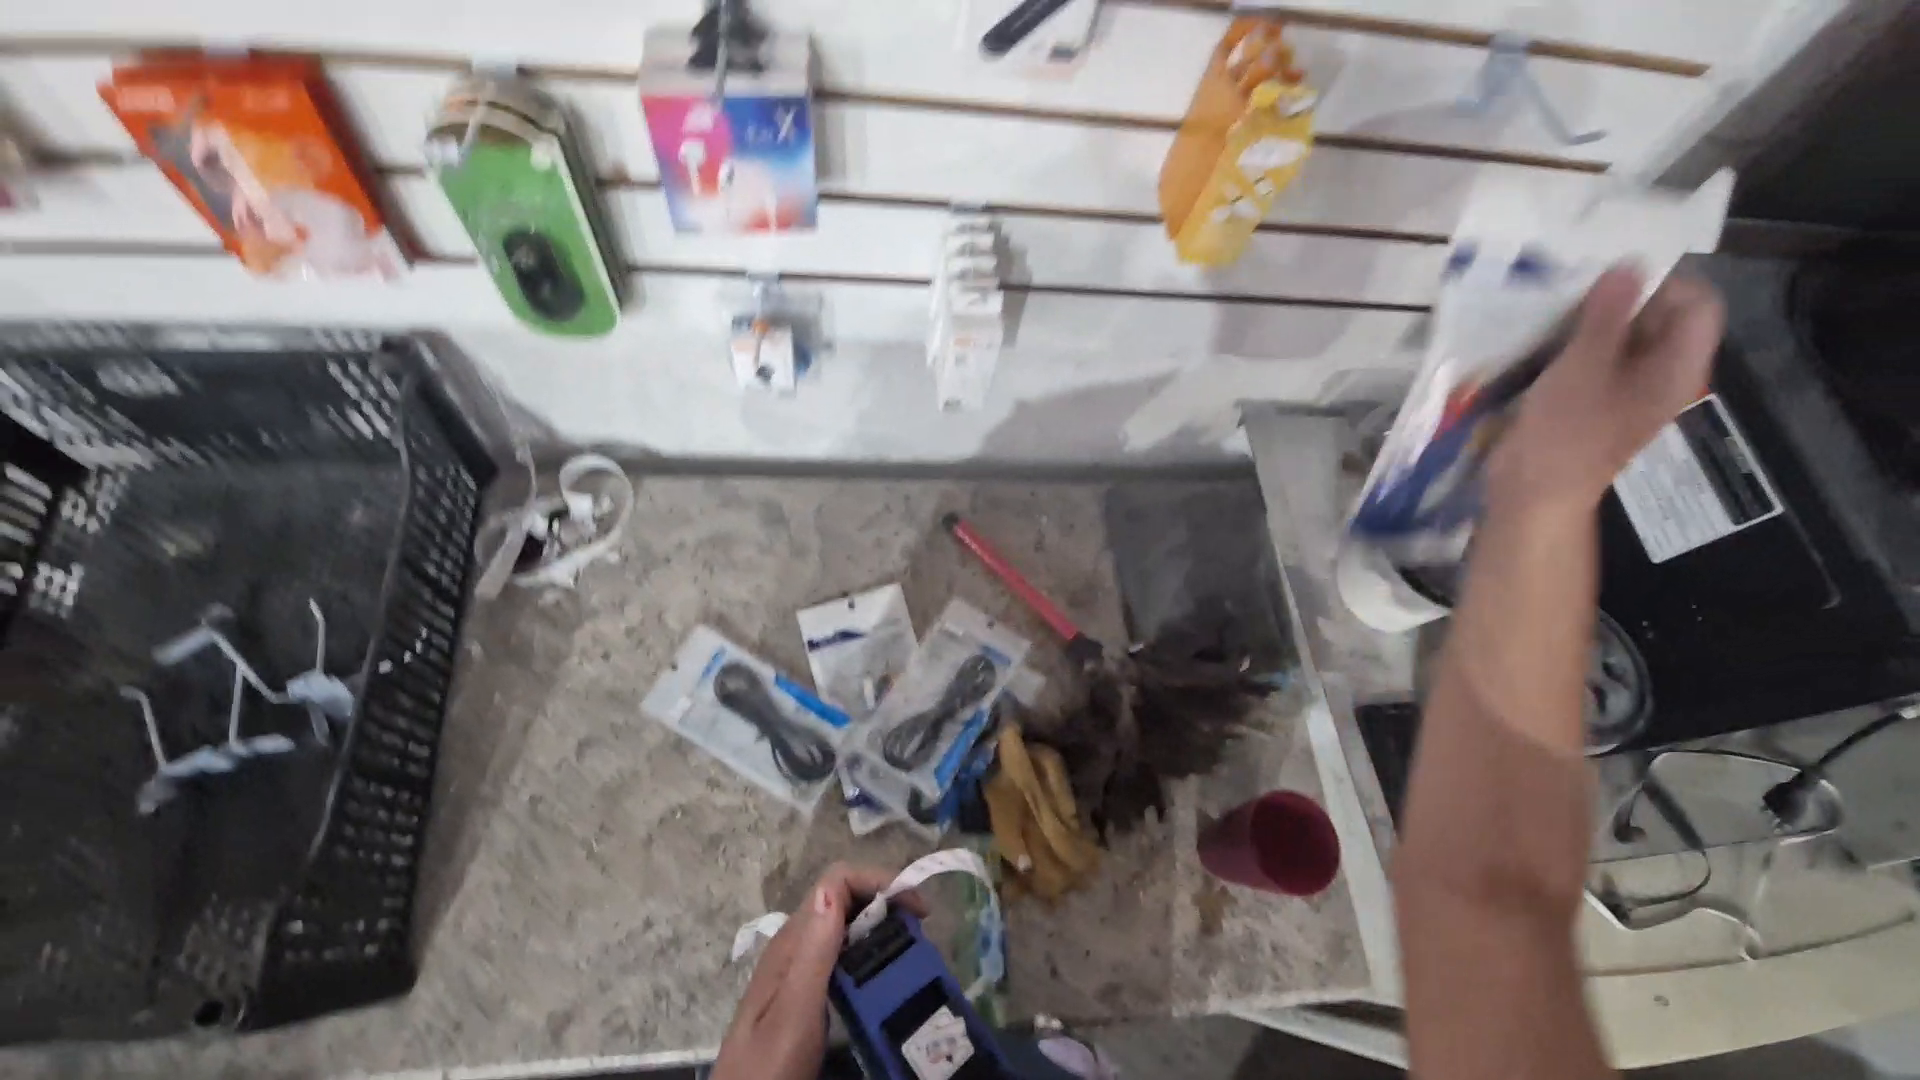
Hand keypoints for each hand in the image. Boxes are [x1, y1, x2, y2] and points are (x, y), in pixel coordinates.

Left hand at [711, 864, 925, 1079]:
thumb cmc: (767, 1067)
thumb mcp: (794, 1013)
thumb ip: (813, 953)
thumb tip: (832, 887)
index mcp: (792, 940)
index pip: (836, 881)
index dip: (879, 882)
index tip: (918, 910)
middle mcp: (796, 944)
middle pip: (843, 896)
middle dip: (885, 900)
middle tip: (922, 930)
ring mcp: (799, 967)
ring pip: (845, 923)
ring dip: (880, 924)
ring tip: (912, 948)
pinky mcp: (806, 990)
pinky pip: (843, 952)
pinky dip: (870, 950)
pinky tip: (886, 974)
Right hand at [1490, 265, 1725, 515]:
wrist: (1530, 495)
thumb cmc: (1563, 434)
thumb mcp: (1583, 368)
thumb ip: (1605, 316)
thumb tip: (1628, 265)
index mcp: (1676, 370)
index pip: (1696, 305)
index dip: (1662, 284)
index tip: (1609, 278)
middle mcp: (1657, 377)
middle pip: (1656, 321)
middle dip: (1617, 301)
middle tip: (1571, 289)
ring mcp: (1620, 393)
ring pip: (1618, 341)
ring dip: (1587, 324)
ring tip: (1549, 311)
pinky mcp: (1587, 404)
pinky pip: (1589, 363)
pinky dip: (1569, 348)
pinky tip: (1537, 342)